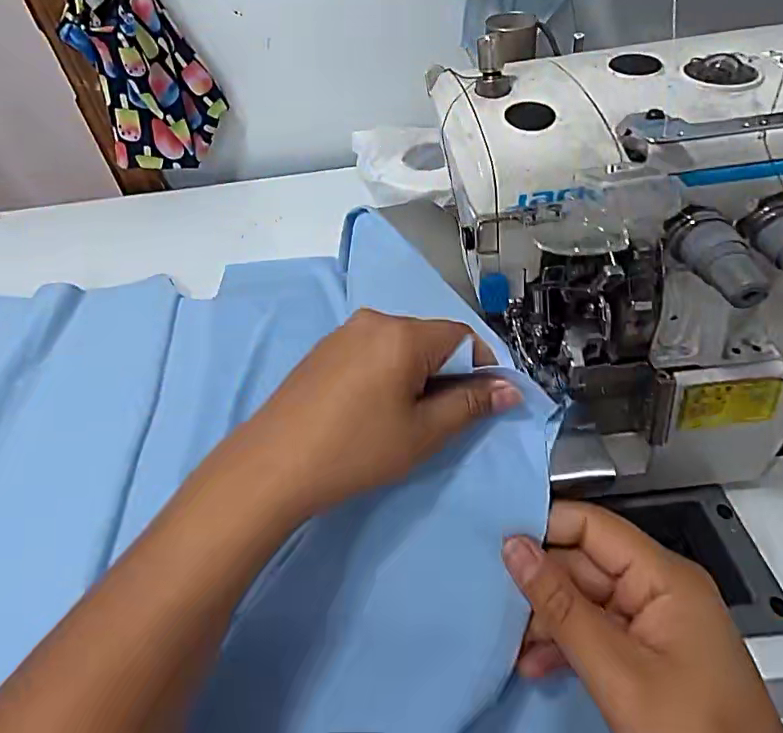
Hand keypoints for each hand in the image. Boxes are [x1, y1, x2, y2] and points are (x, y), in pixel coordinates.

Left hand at [223, 309, 520, 519]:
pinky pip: (371, 350)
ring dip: (414, 374)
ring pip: (399, 345)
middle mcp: (373, 320)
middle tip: (437, 419)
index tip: (479, 404)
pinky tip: (370, 410)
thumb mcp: (423, 432)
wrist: (275, 462)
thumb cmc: (356, 449)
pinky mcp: (324, 348)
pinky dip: (385, 372)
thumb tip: (508, 389)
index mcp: (401, 334)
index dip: (480, 367)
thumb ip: (469, 405)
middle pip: (429, 338)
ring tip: (402, 418)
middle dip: (445, 372)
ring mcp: (343, 332)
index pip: (461, 336)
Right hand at [503, 501, 779, 732]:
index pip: (592, 525)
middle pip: (584, 562)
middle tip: (499, 603)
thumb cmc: (694, 732)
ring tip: (513, 643)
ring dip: (547, 619)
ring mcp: (656, 622)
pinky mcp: (650, 654)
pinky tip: (536, 661)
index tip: (499, 542)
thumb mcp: (618, 670)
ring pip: (584, 598)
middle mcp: (661, 588)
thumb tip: (514, 547)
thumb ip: (561, 606)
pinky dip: (565, 643)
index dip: (545, 527)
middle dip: (541, 585)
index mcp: (666, 576)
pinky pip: (597, 629)